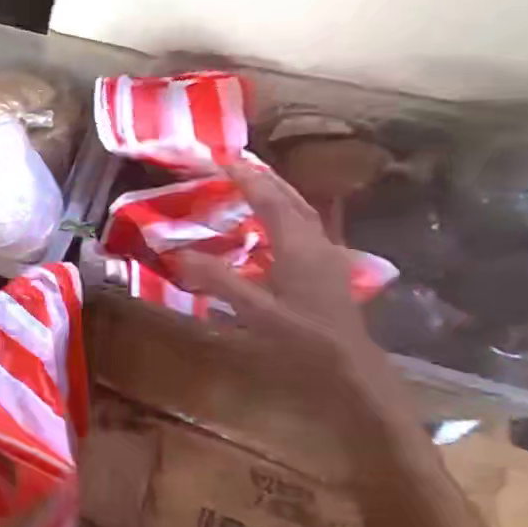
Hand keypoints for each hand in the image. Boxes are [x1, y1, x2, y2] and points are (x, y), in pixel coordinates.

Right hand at [173, 162, 375, 364]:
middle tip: (235, 166)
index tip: (221, 159)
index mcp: (298, 246)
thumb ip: (218, 279)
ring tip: (250, 186)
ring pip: (301, 212)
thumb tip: (178, 253)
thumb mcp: (255, 310)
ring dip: (276, 194)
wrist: (350, 367)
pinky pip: (303, 228)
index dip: (245, 179)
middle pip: (291, 199)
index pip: (269, 201)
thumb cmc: (303, 338)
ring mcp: (326, 255)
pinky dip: (283, 215)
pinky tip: (268, 227)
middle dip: (264, 179)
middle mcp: (315, 243)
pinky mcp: (327, 269)